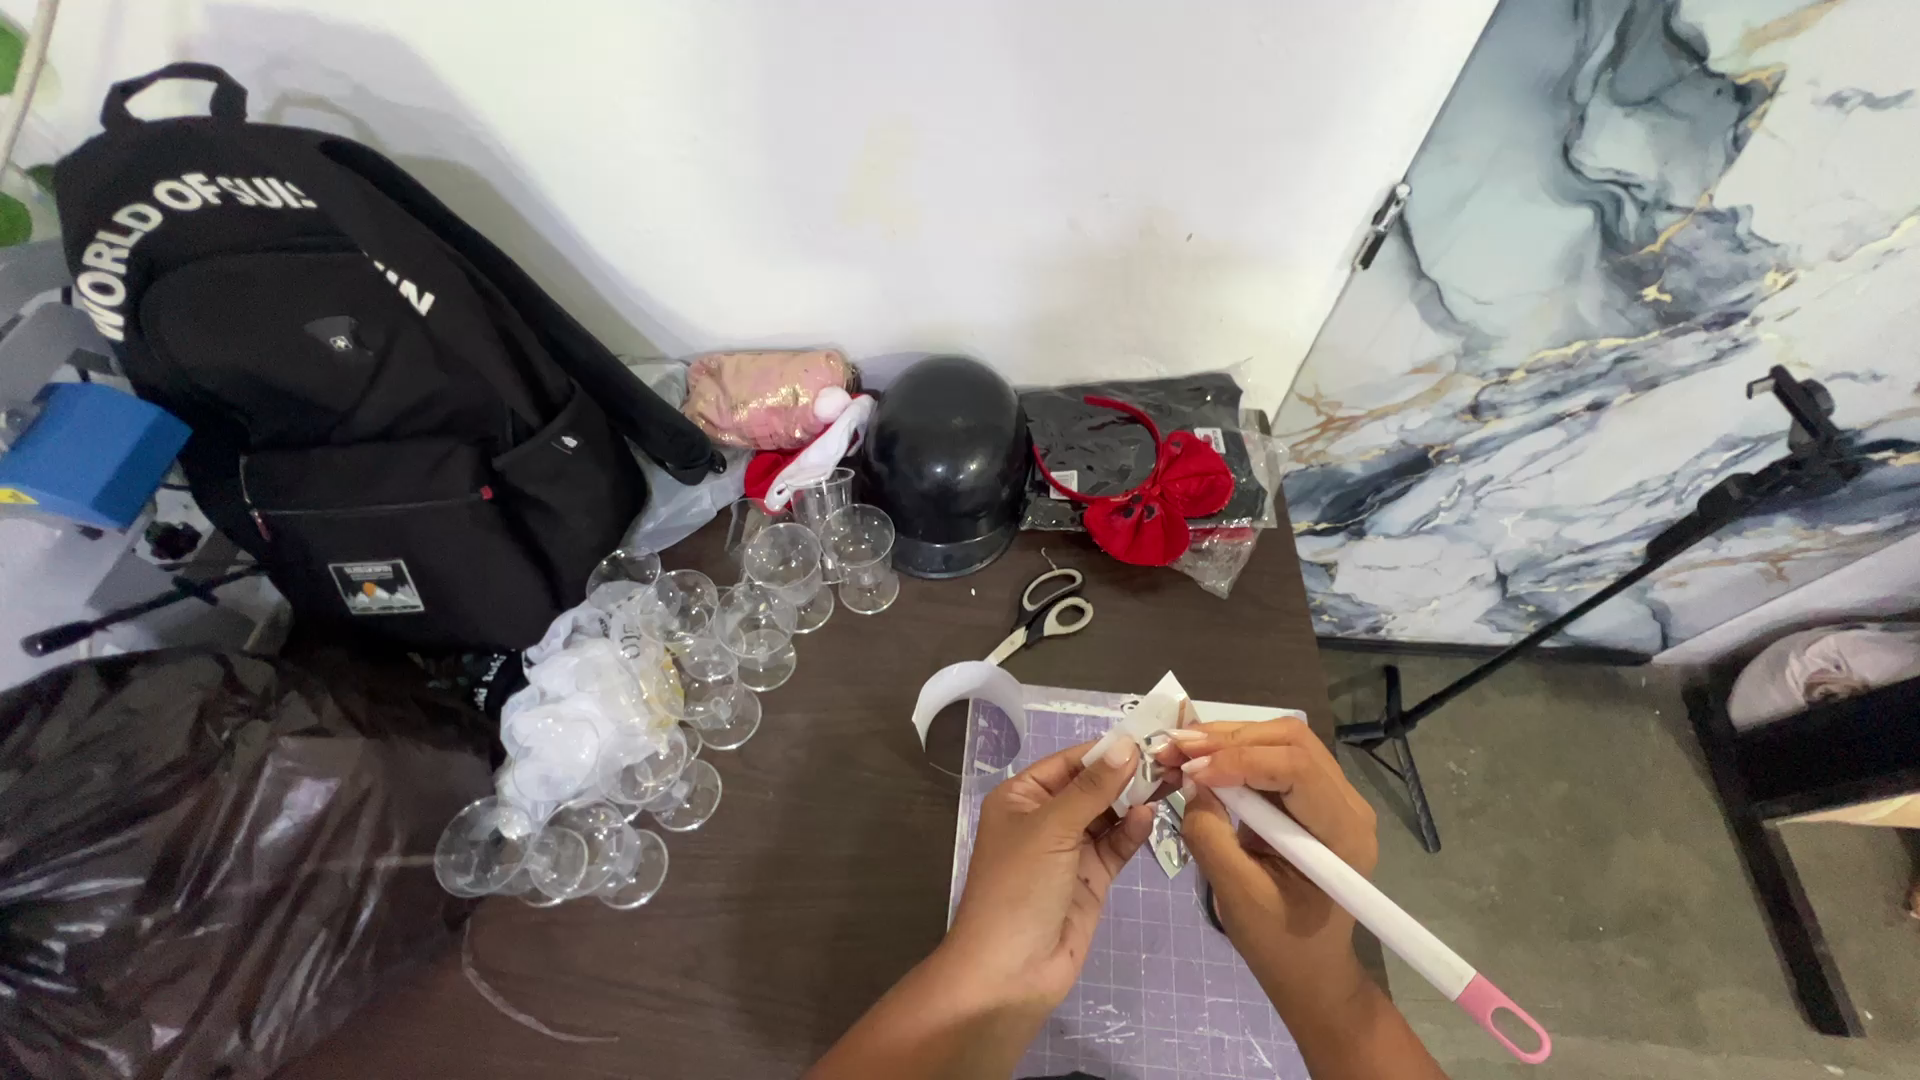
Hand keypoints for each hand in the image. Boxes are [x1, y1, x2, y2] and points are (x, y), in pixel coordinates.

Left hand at [943, 738, 1154, 1011]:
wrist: (1010, 973)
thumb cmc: (1019, 886)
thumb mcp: (1052, 828)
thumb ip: (1092, 788)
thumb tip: (1126, 745)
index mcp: (1021, 797)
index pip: (1067, 762)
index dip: (1104, 750)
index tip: (1146, 737)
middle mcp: (1043, 819)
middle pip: (1090, 787)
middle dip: (1124, 774)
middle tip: (1169, 758)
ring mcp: (1068, 850)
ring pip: (1106, 815)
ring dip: (1133, 799)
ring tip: (1170, 780)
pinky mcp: (1090, 879)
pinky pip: (1114, 845)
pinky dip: (1132, 830)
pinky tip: (1150, 814)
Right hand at [1162, 711, 1378, 1014]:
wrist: (1310, 970)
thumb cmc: (1280, 943)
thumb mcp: (1237, 895)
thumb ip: (1210, 835)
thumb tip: (1191, 782)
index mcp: (1343, 834)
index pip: (1296, 768)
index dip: (1239, 759)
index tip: (1190, 770)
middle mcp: (1347, 804)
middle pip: (1289, 739)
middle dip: (1228, 738)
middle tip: (1175, 747)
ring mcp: (1330, 795)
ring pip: (1277, 738)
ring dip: (1225, 738)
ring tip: (1178, 747)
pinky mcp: (1307, 794)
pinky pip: (1270, 753)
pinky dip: (1229, 750)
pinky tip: (1198, 758)